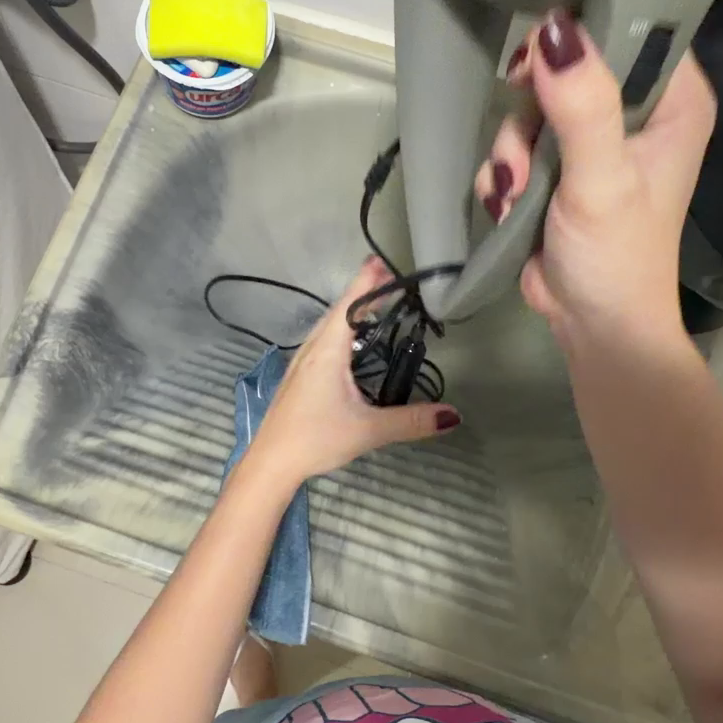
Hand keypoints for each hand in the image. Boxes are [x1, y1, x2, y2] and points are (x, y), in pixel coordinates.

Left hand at [239, 258, 460, 488]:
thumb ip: (410, 421)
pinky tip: (351, 346)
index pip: (349, 304)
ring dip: (350, 313)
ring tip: (376, 307)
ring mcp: (300, 363)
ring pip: (327, 327)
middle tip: (390, 281)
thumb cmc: (315, 438)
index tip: (381, 260)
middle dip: (364, 294)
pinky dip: (340, 332)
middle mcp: (312, 349)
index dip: (366, 281)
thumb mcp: (368, 430)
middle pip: (338, 311)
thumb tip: (452, 415)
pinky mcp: (297, 378)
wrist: (270, 462)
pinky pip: (322, 342)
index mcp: (328, 351)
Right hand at [477, 11, 717, 349]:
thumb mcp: (601, 178)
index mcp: (672, 103)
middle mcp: (635, 115)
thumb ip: (582, 105)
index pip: (633, 30)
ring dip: (512, 150)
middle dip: (532, 109)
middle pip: (569, 70)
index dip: (582, 32)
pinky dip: (504, 174)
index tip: (538, 55)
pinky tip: (508, 203)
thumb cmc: (616, 254)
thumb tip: (552, 30)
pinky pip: (516, 148)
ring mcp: (592, 146)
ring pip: (532, 112)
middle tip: (524, 139)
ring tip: (517, 191)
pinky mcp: (556, 174)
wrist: (593, 326)